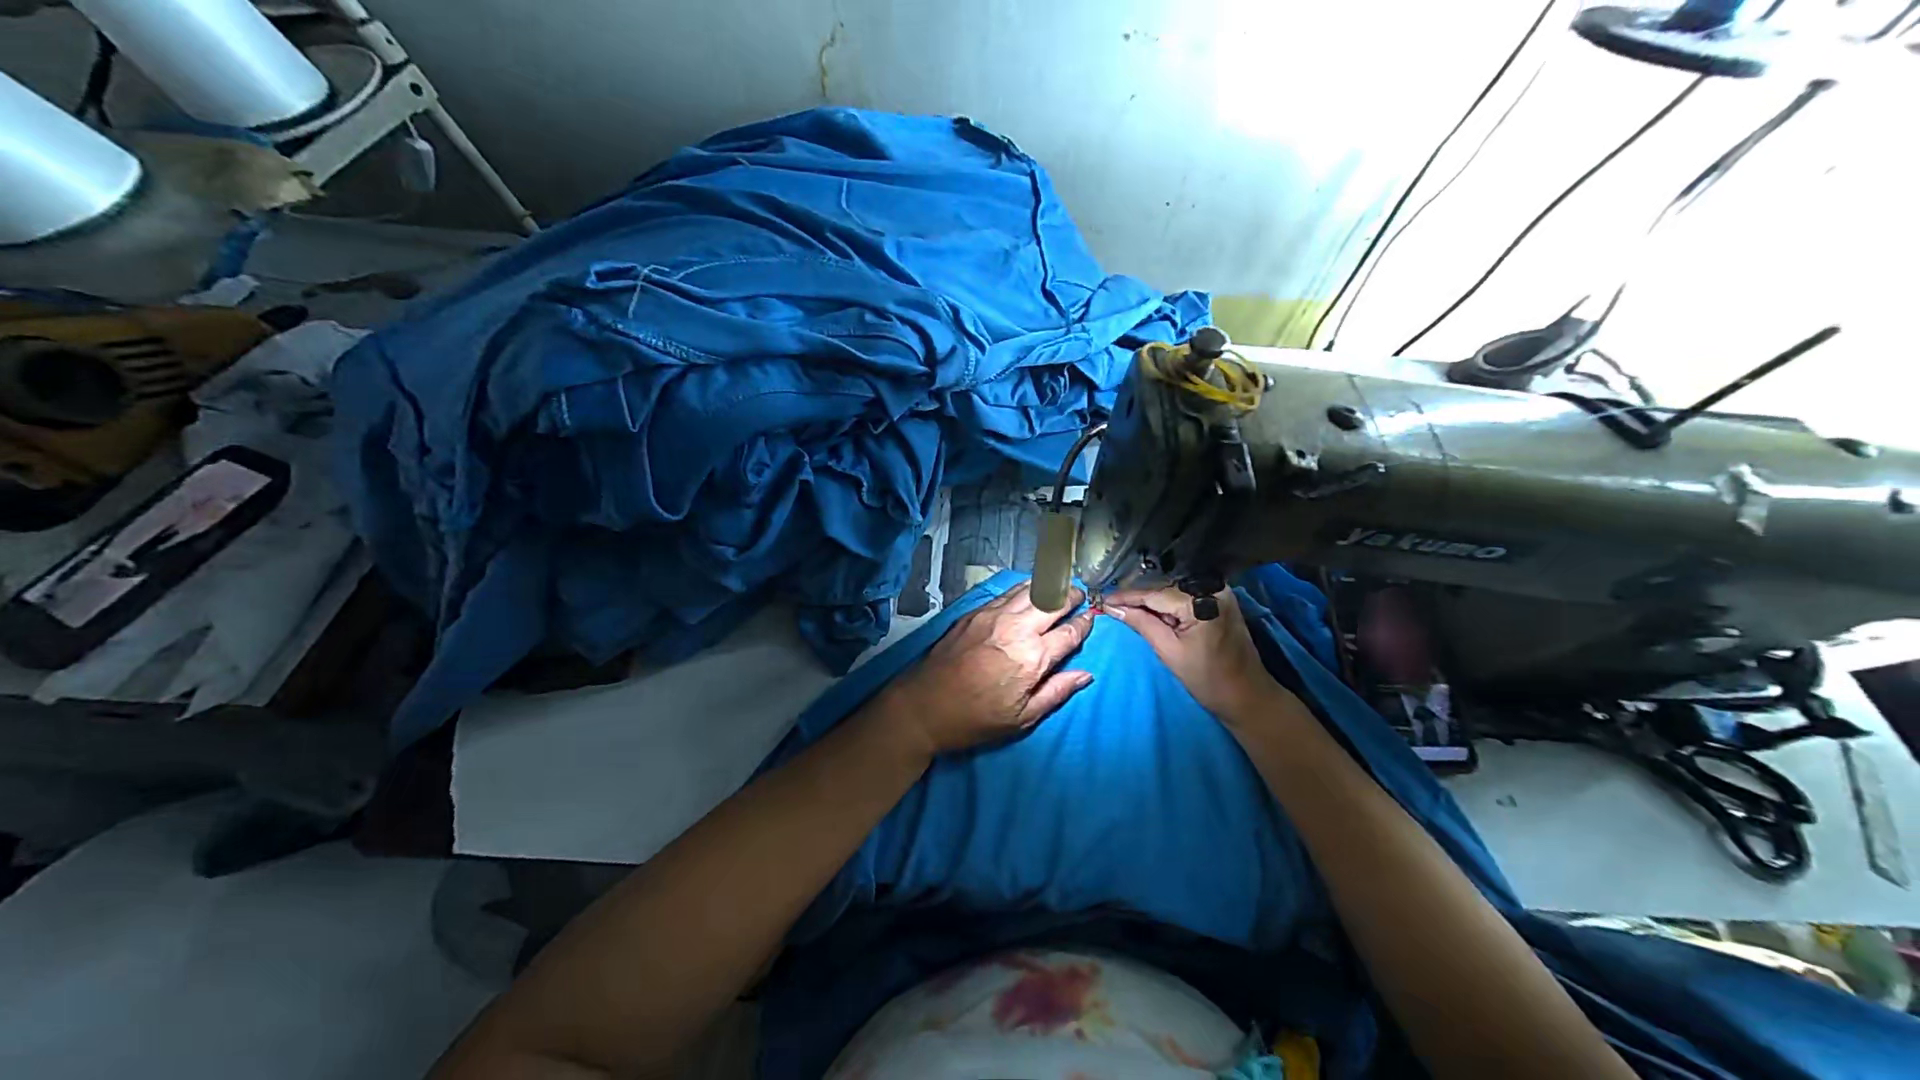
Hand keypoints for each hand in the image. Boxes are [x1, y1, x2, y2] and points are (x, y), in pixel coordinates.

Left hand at [880, 582, 1096, 755]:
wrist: (923, 705)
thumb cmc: (974, 719)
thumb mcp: (1022, 718)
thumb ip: (1056, 692)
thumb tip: (1084, 675)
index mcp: (1033, 657)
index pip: (1070, 633)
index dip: (1085, 624)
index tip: (1092, 618)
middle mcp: (1016, 629)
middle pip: (1053, 602)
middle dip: (1071, 596)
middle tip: (1080, 596)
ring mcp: (993, 616)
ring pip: (1030, 590)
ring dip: (1049, 587)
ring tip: (1059, 588)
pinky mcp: (974, 613)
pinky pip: (1006, 593)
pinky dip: (1024, 589)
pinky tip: (1028, 592)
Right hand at [1105, 585, 1293, 725]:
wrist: (1247, 695)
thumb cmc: (1208, 679)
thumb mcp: (1169, 651)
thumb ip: (1141, 623)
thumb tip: (1112, 608)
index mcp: (1200, 602)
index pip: (1154, 594)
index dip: (1126, 596)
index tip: (1102, 599)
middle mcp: (1212, 589)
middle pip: (1164, 587)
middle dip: (1136, 595)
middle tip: (1109, 602)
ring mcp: (1220, 592)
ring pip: (1174, 589)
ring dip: (1150, 598)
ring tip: (1124, 605)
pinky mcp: (1222, 599)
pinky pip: (1187, 594)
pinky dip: (1167, 601)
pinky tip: (1149, 609)